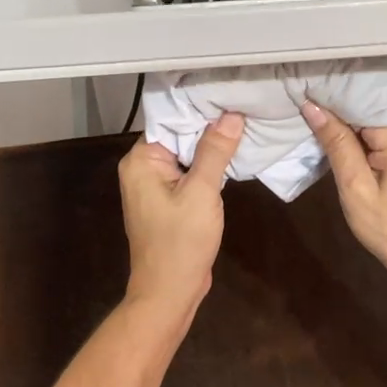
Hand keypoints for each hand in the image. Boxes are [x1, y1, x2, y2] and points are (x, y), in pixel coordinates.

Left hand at [118, 112, 244, 321]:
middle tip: (245, 106)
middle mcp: (142, 168)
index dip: (201, 108)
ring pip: (187, 155)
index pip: (171, 120)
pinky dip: (209, 167)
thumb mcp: (201, 193)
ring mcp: (155, 186)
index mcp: (141, 160)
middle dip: (210, 126)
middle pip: (179, 135)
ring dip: (212, 147)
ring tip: (245, 124)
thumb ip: (215, 152)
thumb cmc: (180, 242)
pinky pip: (189, 174)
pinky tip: (234, 157)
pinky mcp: (169, 202)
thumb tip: (231, 115)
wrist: (169, 292)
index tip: (231, 94)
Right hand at [302, 100, 386, 284]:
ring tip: (315, 108)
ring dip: (348, 116)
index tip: (303, 91)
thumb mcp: (355, 186)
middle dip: (339, 104)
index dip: (331, 98)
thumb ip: (336, 143)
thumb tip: (312, 107)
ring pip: (375, 116)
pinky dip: (361, 129)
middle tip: (305, 97)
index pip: (361, 103)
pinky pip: (383, 128)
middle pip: (370, 105)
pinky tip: (339, 128)